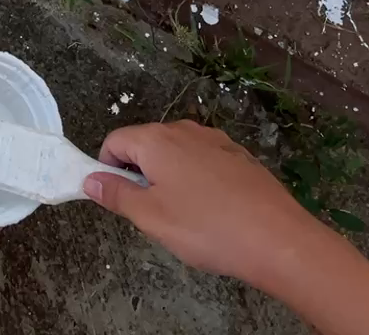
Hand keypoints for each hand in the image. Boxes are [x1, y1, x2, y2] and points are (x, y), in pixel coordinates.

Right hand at [84, 120, 368, 334]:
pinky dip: (196, 177)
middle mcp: (181, 129)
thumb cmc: (208, 228)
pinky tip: (214, 210)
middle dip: (139, 173)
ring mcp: (213, 138)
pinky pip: (202, 158)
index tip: (117, 199)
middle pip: (145, 143)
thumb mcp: (152, 218)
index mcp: (155, 140)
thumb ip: (116, 196)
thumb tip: (90, 179)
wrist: (279, 238)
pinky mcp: (237, 153)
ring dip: (168, 175)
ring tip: (184, 215)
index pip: (114, 141)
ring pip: (175, 151)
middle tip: (151, 213)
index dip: (107, 169)